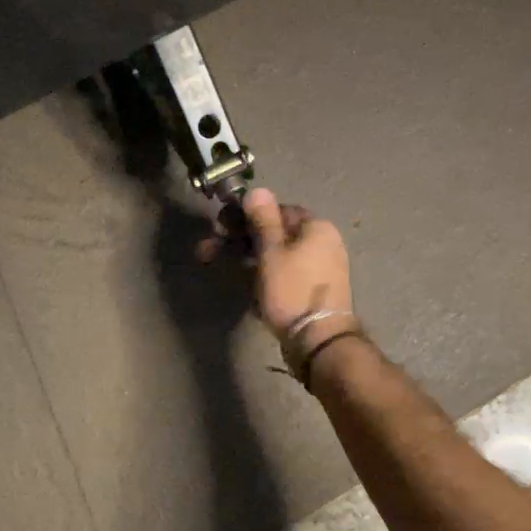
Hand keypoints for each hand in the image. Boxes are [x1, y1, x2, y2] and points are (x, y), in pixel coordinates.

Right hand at [202, 188, 355, 350]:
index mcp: (316, 227)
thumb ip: (263, 220)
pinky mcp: (312, 292)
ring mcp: (319, 269)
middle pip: (274, 234)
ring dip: (247, 260)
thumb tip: (257, 190)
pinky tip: (247, 288)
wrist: (318, 341)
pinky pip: (284, 275)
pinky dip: (264, 278)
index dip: (246, 216)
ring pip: (276, 256)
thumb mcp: (271, 252)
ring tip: (220, 269)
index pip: (277, 209)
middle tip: (209, 250)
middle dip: (240, 240)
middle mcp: (322, 243)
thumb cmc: (292, 290)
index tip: (220, 227)